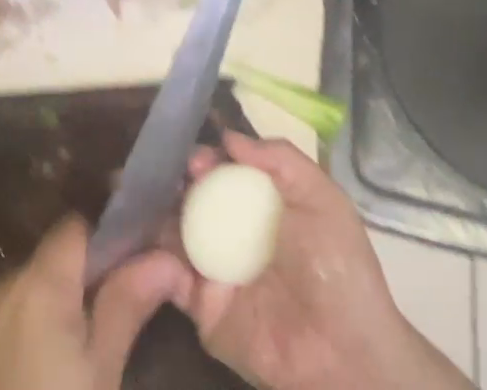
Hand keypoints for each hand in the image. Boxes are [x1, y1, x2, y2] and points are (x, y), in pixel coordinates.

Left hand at [0, 215, 183, 389]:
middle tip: (121, 318)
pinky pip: (1, 320)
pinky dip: (25, 333)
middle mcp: (0, 282)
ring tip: (81, 356)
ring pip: (27, 293)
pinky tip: (40, 374)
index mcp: (38, 281)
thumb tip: (167, 258)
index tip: (143, 258)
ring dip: (55, 310)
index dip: (111, 236)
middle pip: (53, 261)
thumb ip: (126, 307)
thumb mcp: (101, 374)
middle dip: (86, 281)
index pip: (78, 226)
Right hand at [169, 133, 473, 389]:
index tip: (196, 157)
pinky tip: (153, 240)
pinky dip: (153, 257)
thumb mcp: (321, 199)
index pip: (225, 172)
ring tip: (146, 200)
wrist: (339, 349)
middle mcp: (235, 233)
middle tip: (168, 176)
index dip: (208, 158)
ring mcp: (214, 269)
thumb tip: (228, 137)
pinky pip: (165, 276)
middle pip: (193, 196)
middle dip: (175, 180)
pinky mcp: (199, 305)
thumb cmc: (334, 265)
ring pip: (172, 230)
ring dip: (157, 212)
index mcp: (264, 207)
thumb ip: (280, 159)